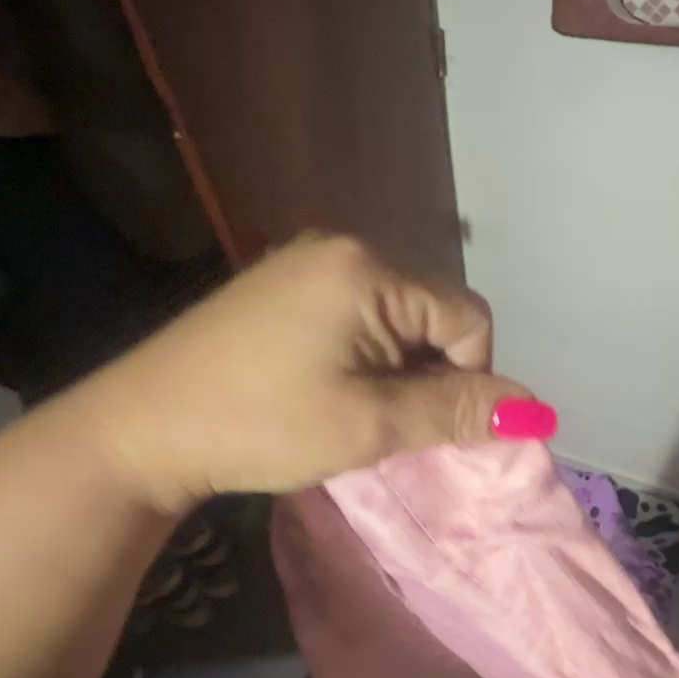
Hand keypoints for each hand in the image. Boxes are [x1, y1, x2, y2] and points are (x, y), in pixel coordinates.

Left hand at [63, 233, 547, 509]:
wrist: (140, 430)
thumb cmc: (259, 426)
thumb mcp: (368, 424)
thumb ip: (455, 411)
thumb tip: (538, 411)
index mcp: (368, 268)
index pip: (468, 317)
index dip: (467, 378)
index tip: (421, 426)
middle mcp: (343, 247)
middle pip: (433, 314)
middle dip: (430, 374)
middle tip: (383, 424)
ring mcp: (307, 262)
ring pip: (398, 319)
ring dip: (398, 370)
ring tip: (352, 411)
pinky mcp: (282, 285)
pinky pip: (358, 315)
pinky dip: (365, 357)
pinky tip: (326, 389)